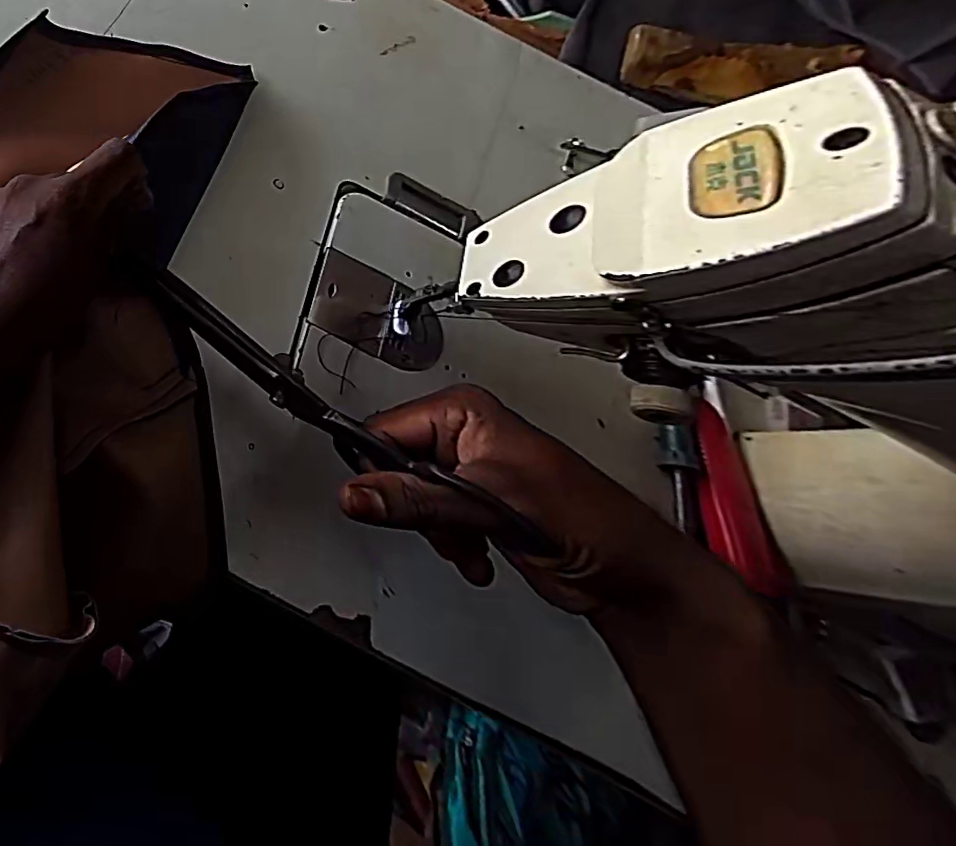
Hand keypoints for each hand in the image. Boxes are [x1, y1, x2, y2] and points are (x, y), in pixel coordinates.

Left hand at [0, 137, 150, 369]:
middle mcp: (33, 185)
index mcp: (69, 199)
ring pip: (49, 190)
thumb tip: (123, 210)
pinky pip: (20, 203)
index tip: (132, 201)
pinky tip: (27, 257)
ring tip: (56, 255)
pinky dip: (32, 220)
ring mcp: (2, 195)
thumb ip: (110, 232)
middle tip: (96, 239)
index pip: (119, 155)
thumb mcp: (92, 276)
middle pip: (81, 175)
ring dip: (61, 212)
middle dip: (93, 202)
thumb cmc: (33, 317)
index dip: (132, 177)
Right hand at [338, 385, 715, 616]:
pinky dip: (444, 541)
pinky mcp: (466, 502)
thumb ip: (414, 499)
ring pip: (402, 496)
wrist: (636, 579)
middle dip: (413, 504)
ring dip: (432, 528)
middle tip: (446, 519)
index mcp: (461, 412)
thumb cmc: (594, 523)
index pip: (380, 431)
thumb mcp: (489, 502)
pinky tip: (475, 549)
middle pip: (388, 466)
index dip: (380, 469)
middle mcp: (458, 435)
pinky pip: (422, 517)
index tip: (393, 497)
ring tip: (469, 536)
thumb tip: (356, 494)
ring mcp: (462, 470)